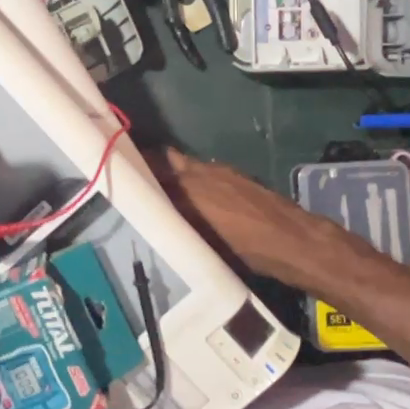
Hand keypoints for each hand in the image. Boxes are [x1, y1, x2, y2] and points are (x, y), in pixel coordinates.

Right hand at [148, 148, 379, 294]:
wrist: (294, 241)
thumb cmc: (248, 248)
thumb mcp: (202, 243)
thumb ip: (176, 223)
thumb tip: (152, 217)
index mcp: (188, 186)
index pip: (151, 164)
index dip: (132, 165)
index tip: (115, 172)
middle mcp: (201, 173)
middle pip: (166, 160)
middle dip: (149, 166)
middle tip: (133, 182)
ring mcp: (221, 174)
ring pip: (185, 167)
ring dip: (171, 176)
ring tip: (158, 196)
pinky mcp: (237, 180)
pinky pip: (204, 175)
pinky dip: (192, 183)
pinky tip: (191, 204)